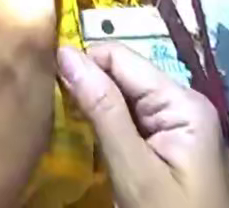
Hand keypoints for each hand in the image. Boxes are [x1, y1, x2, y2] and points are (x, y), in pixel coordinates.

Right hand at [56, 43, 228, 207]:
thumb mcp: (136, 175)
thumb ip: (103, 110)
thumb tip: (65, 52)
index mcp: (182, 101)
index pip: (119, 57)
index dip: (82, 64)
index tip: (46, 82)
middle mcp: (182, 103)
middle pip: (121, 75)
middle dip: (87, 87)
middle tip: (50, 106)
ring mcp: (178, 127)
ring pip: (122, 98)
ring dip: (93, 108)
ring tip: (62, 120)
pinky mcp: (170, 149)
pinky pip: (130, 122)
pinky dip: (106, 127)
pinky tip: (86, 140)